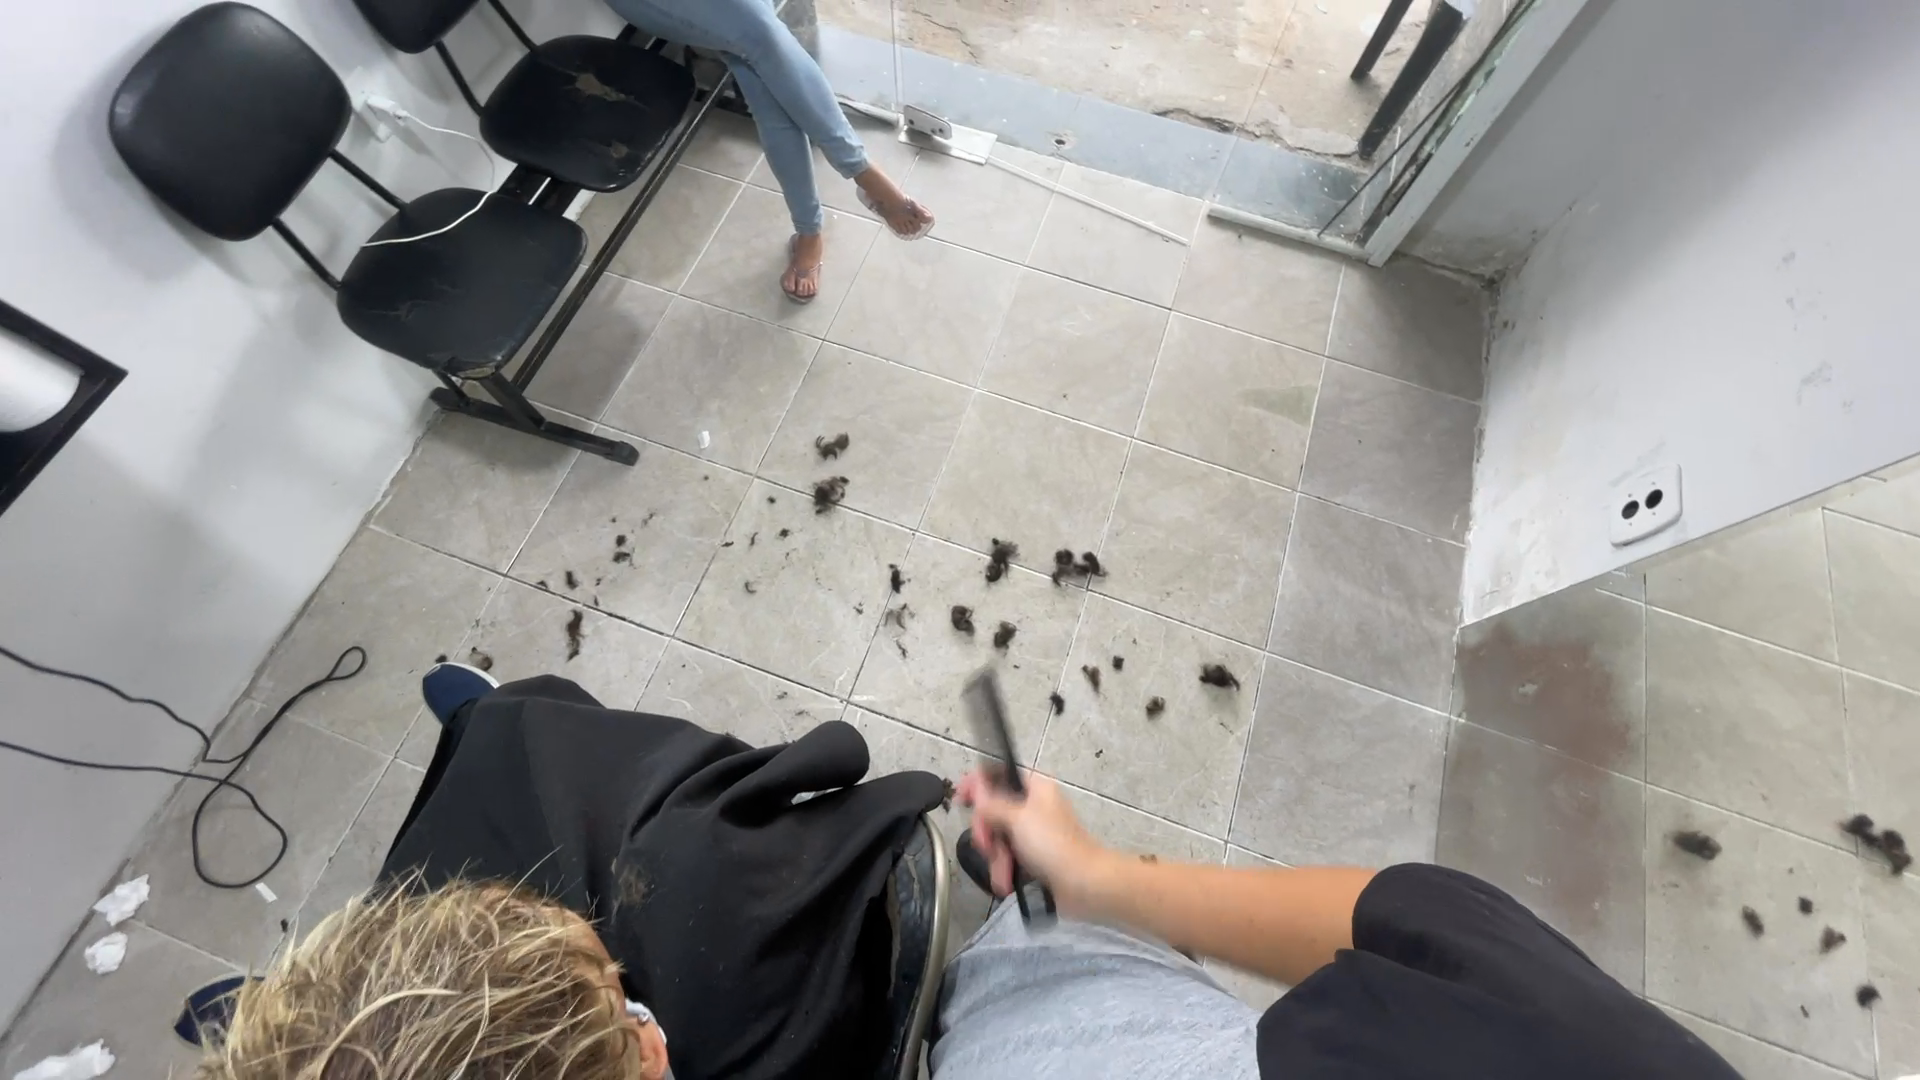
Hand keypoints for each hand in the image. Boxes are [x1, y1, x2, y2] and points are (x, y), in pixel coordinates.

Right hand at [956, 769, 1112, 913]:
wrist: (1084, 884)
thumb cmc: (1052, 844)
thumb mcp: (1017, 818)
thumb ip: (992, 803)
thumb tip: (976, 788)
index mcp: (1034, 787)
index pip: (999, 774)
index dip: (977, 783)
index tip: (960, 798)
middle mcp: (1033, 805)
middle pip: (994, 808)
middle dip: (987, 831)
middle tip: (987, 845)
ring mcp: (1033, 831)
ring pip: (999, 835)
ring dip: (996, 855)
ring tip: (1003, 872)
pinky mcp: (1034, 855)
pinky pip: (1009, 855)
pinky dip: (1005, 867)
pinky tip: (1006, 881)